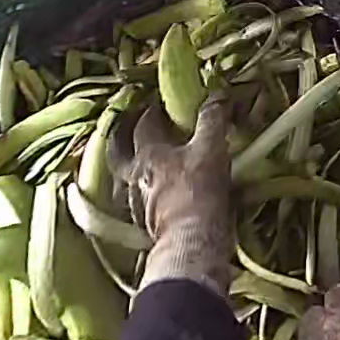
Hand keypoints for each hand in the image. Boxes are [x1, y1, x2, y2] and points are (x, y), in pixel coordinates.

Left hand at [123, 95, 231, 293]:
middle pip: (122, 154)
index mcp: (147, 154)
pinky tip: (160, 195)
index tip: (161, 105)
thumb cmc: (199, 191)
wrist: (191, 245)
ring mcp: (138, 205)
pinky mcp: (147, 227)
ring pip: (129, 180)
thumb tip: (217, 94)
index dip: (153, 112)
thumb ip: (212, 118)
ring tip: (150, 165)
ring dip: (137, 170)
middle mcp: (134, 178)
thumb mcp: (211, 147)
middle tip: (138, 132)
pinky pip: (142, 203)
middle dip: (127, 140)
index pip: (144, 125)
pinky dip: (148, 194)